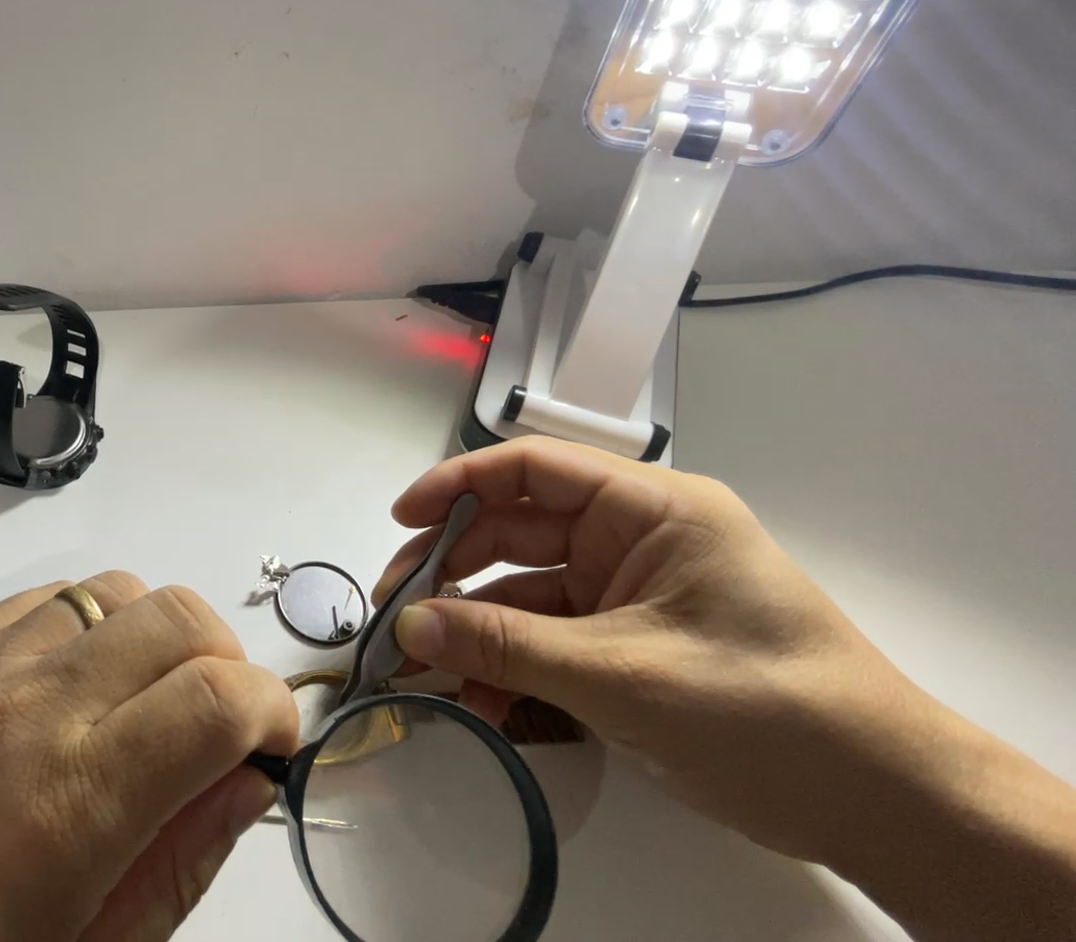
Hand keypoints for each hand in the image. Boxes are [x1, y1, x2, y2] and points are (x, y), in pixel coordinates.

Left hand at [0, 573, 298, 941]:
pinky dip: (87, 625)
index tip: (270, 747)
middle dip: (226, 661)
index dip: (271, 713)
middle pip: (179, 617)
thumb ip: (177, 862)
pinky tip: (71, 683)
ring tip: (142, 702)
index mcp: (74, 798)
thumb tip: (245, 780)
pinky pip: (44, 599)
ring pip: (115, 590)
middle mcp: (32, 701)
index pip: (221, 697)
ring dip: (156, 637)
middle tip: (215, 725)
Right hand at [377, 437, 1075, 937]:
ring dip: (470, 630)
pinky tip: (474, 702)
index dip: (457, 485)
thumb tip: (406, 627)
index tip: (400, 519)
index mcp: (650, 510)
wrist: (884, 809)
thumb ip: (505, 645)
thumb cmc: (769, 713)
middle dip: (449, 573)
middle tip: (394, 615)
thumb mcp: (622, 674)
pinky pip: (544, 639)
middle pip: (514, 533)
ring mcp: (627, 593)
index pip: (533, 469)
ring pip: (521, 592)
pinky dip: (505, 666)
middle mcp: (633, 539)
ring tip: (418, 670)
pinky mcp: (624, 644)